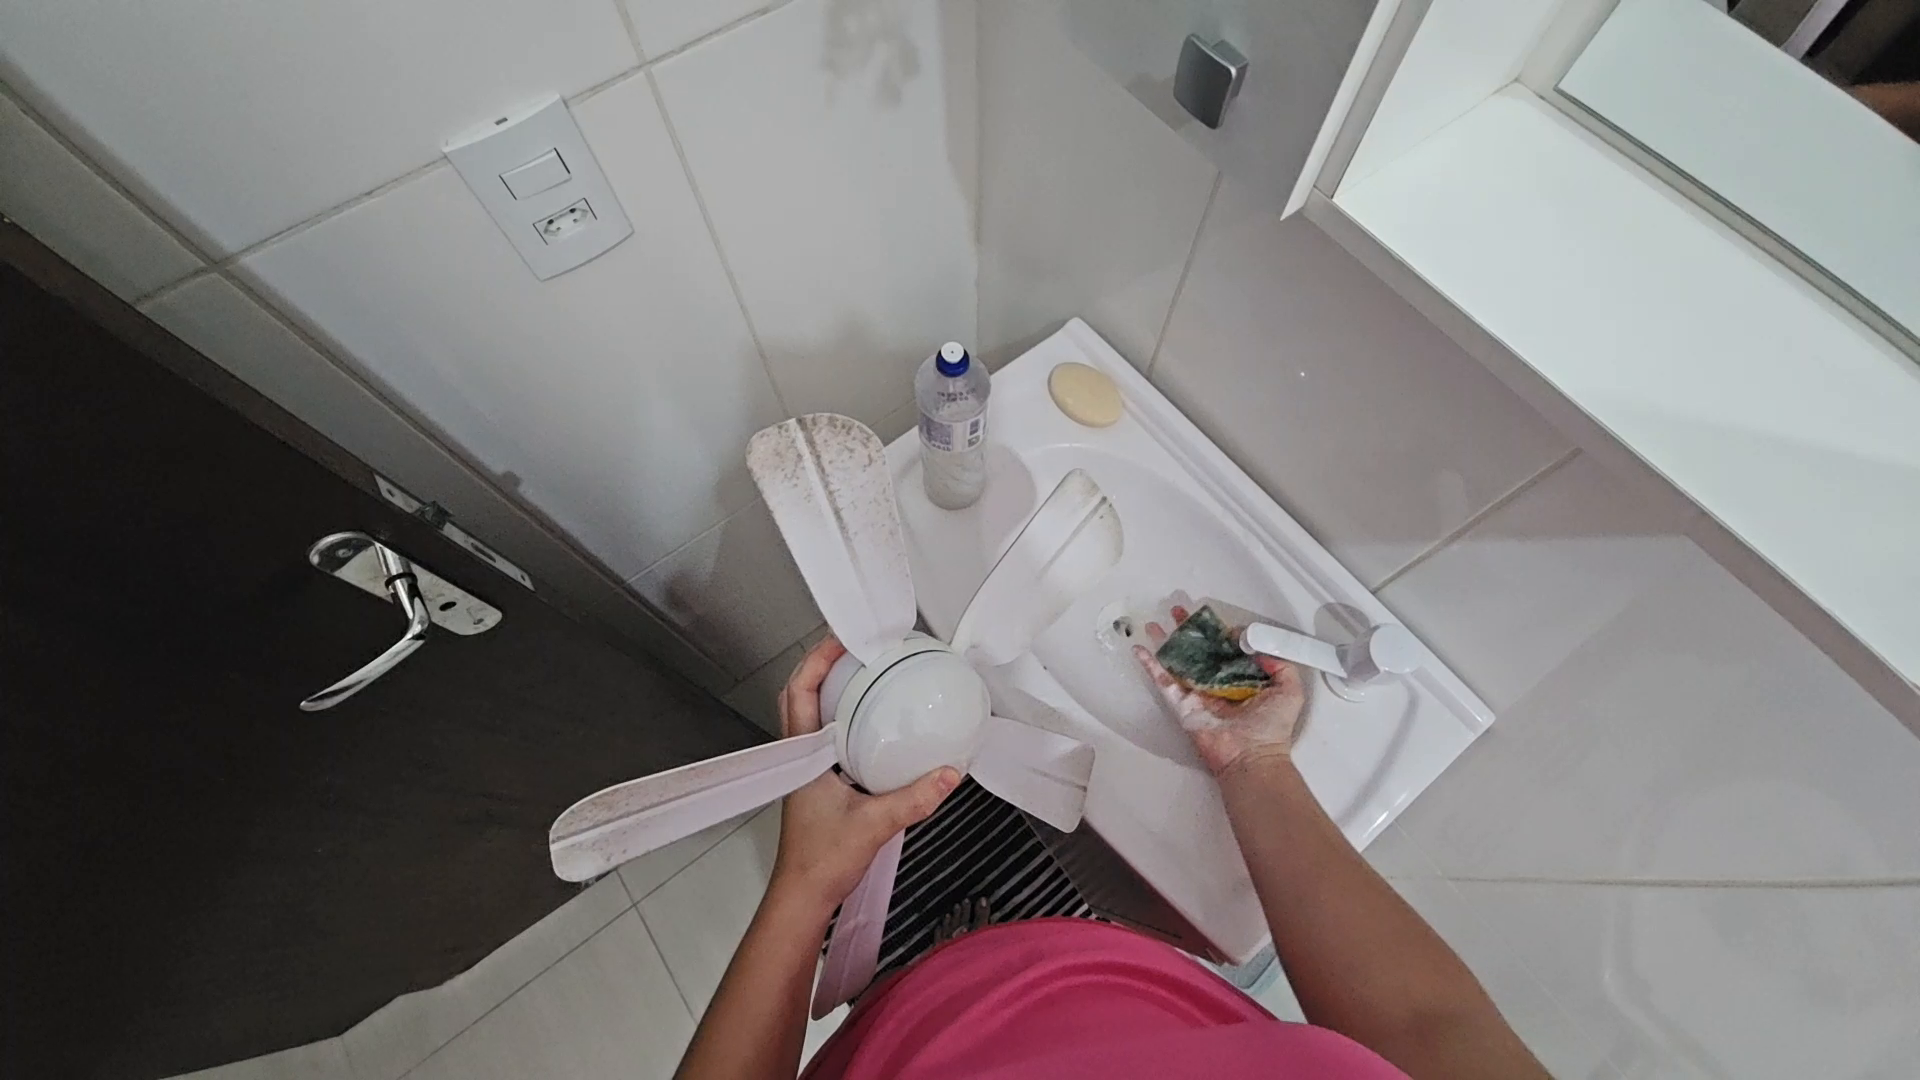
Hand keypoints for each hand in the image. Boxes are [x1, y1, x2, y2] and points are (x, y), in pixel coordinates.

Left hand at [769, 636, 959, 913]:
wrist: (803, 897)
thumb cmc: (820, 862)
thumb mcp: (873, 825)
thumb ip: (914, 798)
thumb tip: (948, 773)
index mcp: (804, 754)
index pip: (800, 691)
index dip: (817, 658)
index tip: (842, 637)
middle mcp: (801, 754)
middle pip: (802, 692)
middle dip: (822, 663)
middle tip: (854, 644)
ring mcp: (808, 766)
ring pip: (812, 711)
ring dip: (831, 685)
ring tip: (862, 669)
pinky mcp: (819, 778)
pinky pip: (827, 732)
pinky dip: (843, 712)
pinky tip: (871, 716)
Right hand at [1133, 606, 1307, 776]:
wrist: (1251, 756)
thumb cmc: (1272, 729)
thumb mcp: (1289, 689)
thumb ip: (1279, 663)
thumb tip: (1255, 646)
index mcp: (1240, 680)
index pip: (1225, 650)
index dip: (1219, 633)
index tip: (1218, 623)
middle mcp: (1216, 684)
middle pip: (1197, 650)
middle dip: (1187, 630)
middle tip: (1178, 611)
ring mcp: (1196, 693)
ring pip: (1177, 661)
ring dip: (1165, 642)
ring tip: (1154, 624)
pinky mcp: (1181, 704)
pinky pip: (1163, 680)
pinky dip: (1150, 665)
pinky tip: (1140, 650)